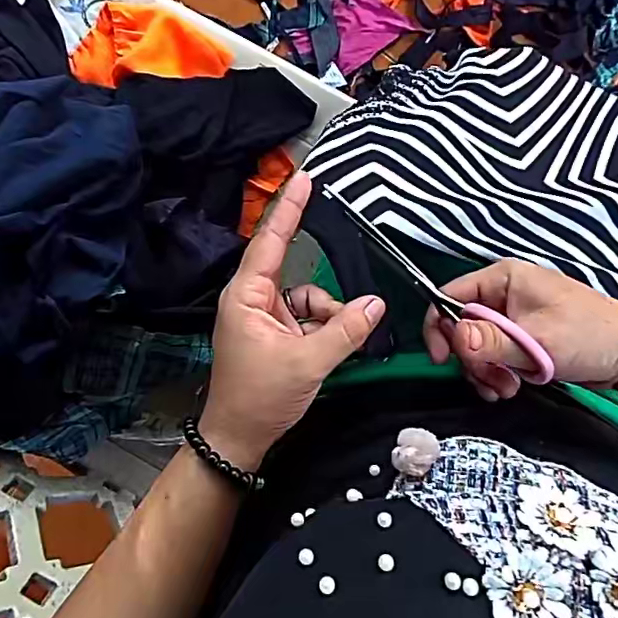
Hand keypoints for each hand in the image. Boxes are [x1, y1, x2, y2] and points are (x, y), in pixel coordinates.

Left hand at [201, 171, 384, 468]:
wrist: (239, 439)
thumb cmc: (260, 398)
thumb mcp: (308, 363)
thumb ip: (345, 331)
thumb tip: (377, 303)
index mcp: (247, 297)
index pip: (270, 242)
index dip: (289, 209)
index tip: (304, 178)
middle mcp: (254, 300)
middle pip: (293, 267)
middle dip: (320, 266)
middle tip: (336, 238)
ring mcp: (266, 317)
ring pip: (309, 297)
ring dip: (330, 313)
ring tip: (339, 341)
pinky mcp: (278, 334)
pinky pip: (310, 317)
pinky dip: (327, 328)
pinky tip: (334, 347)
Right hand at [422, 259, 617, 401]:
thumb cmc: (591, 338)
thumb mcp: (538, 342)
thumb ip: (493, 342)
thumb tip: (456, 339)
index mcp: (504, 278)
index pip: (450, 297)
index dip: (441, 328)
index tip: (444, 361)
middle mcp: (504, 293)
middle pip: (462, 326)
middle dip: (471, 359)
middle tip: (493, 382)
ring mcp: (514, 317)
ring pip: (476, 346)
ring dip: (485, 372)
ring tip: (507, 389)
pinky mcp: (523, 338)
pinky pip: (494, 356)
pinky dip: (497, 374)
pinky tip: (513, 387)